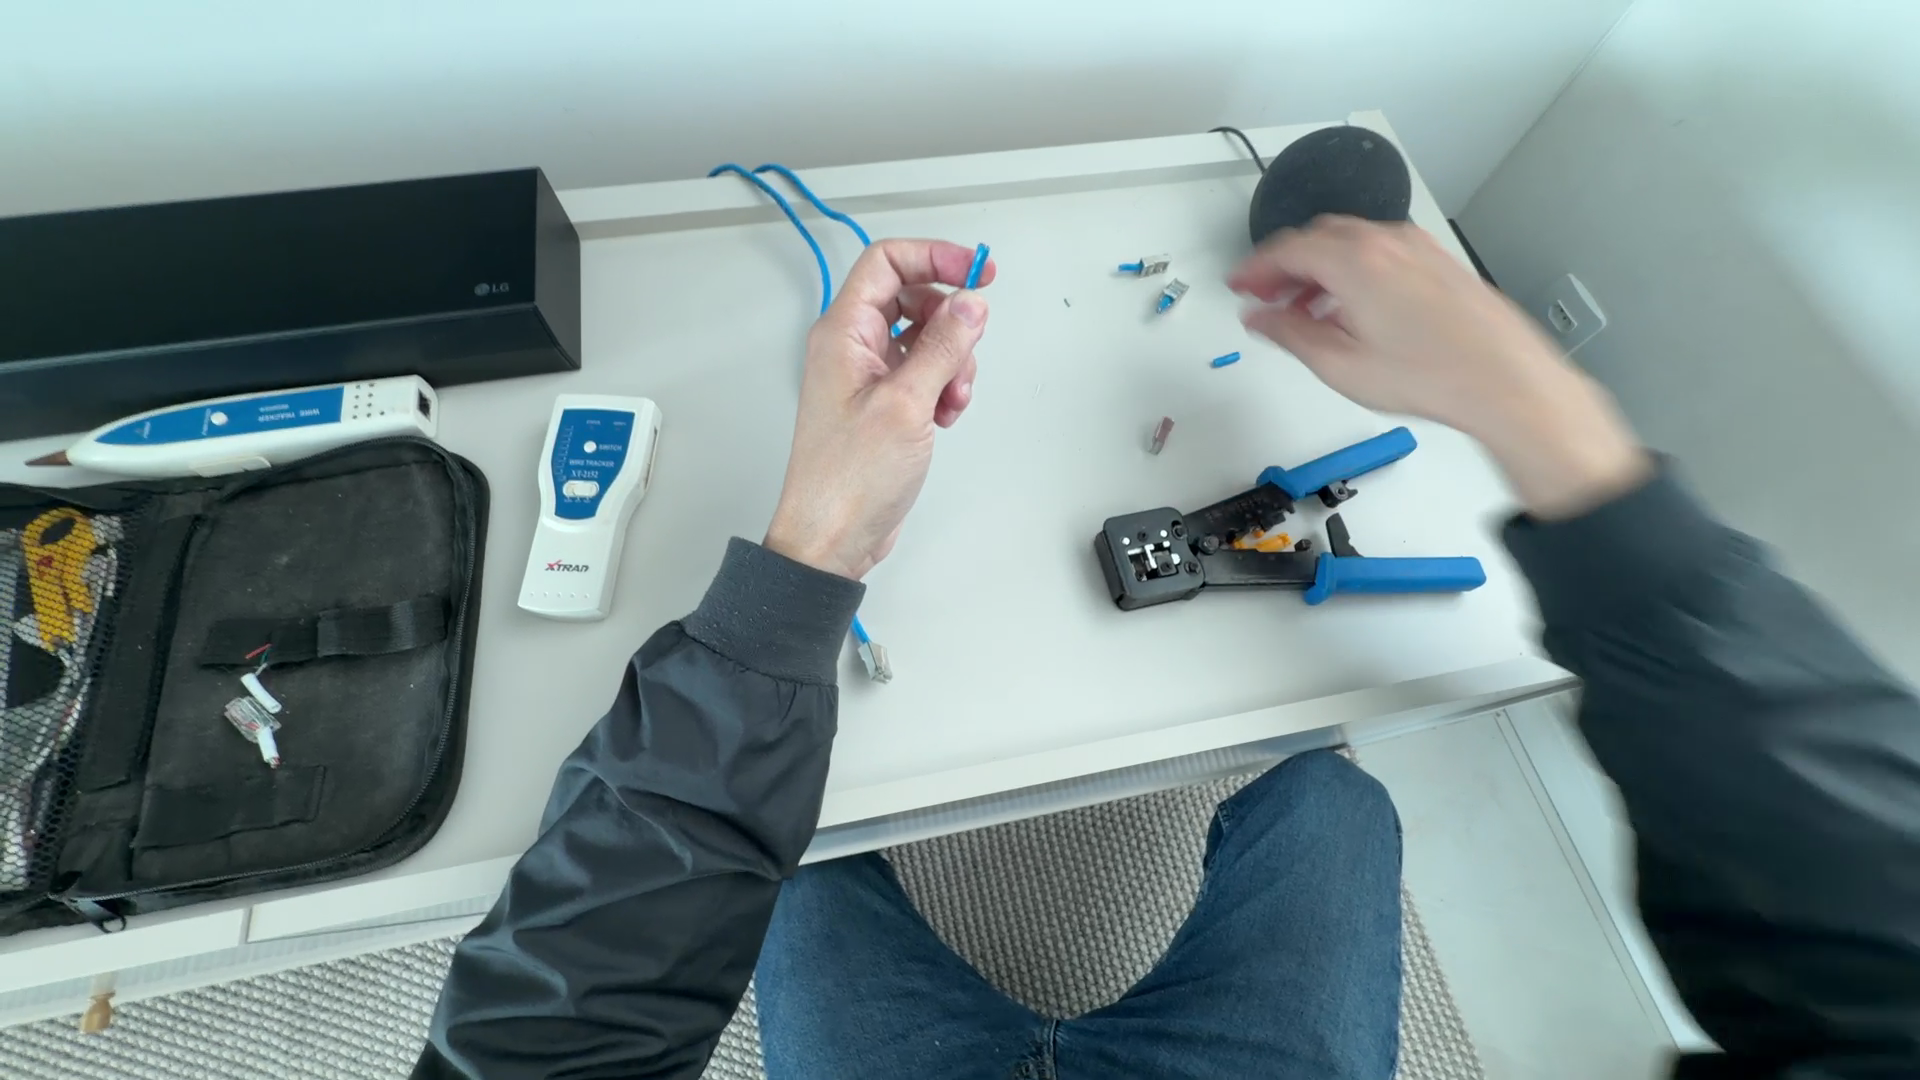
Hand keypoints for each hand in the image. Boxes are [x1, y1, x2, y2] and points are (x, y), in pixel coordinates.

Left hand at [764, 239, 992, 578]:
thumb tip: (970, 304)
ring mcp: (870, 379)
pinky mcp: (886, 406)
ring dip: (952, 362)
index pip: (888, 263)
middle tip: (968, 350)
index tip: (978, 270)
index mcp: (843, 333)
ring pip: (925, 341)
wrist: (833, 538)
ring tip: (953, 399)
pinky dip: (944, 388)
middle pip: (912, 301)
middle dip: (950, 323)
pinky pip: (924, 376)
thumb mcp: (906, 404)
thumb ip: (942, 347)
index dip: (935, 257)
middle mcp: (853, 349)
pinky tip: (946, 415)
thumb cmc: (849, 479)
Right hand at [1229, 215, 1649, 518]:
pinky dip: (1348, 271)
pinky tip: (1345, 307)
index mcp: (1355, 262)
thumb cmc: (1431, 374)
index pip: (1287, 249)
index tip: (1237, 284)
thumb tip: (1259, 317)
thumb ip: (1288, 333)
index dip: (1254, 267)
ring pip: (1349, 243)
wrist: (1504, 381)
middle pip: (1318, 238)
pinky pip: (1378, 254)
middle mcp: (1387, 244)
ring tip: (1300, 307)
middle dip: (1283, 265)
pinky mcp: (1437, 264)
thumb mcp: (1337, 364)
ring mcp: (1417, 250)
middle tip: (1262, 294)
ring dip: (1316, 268)